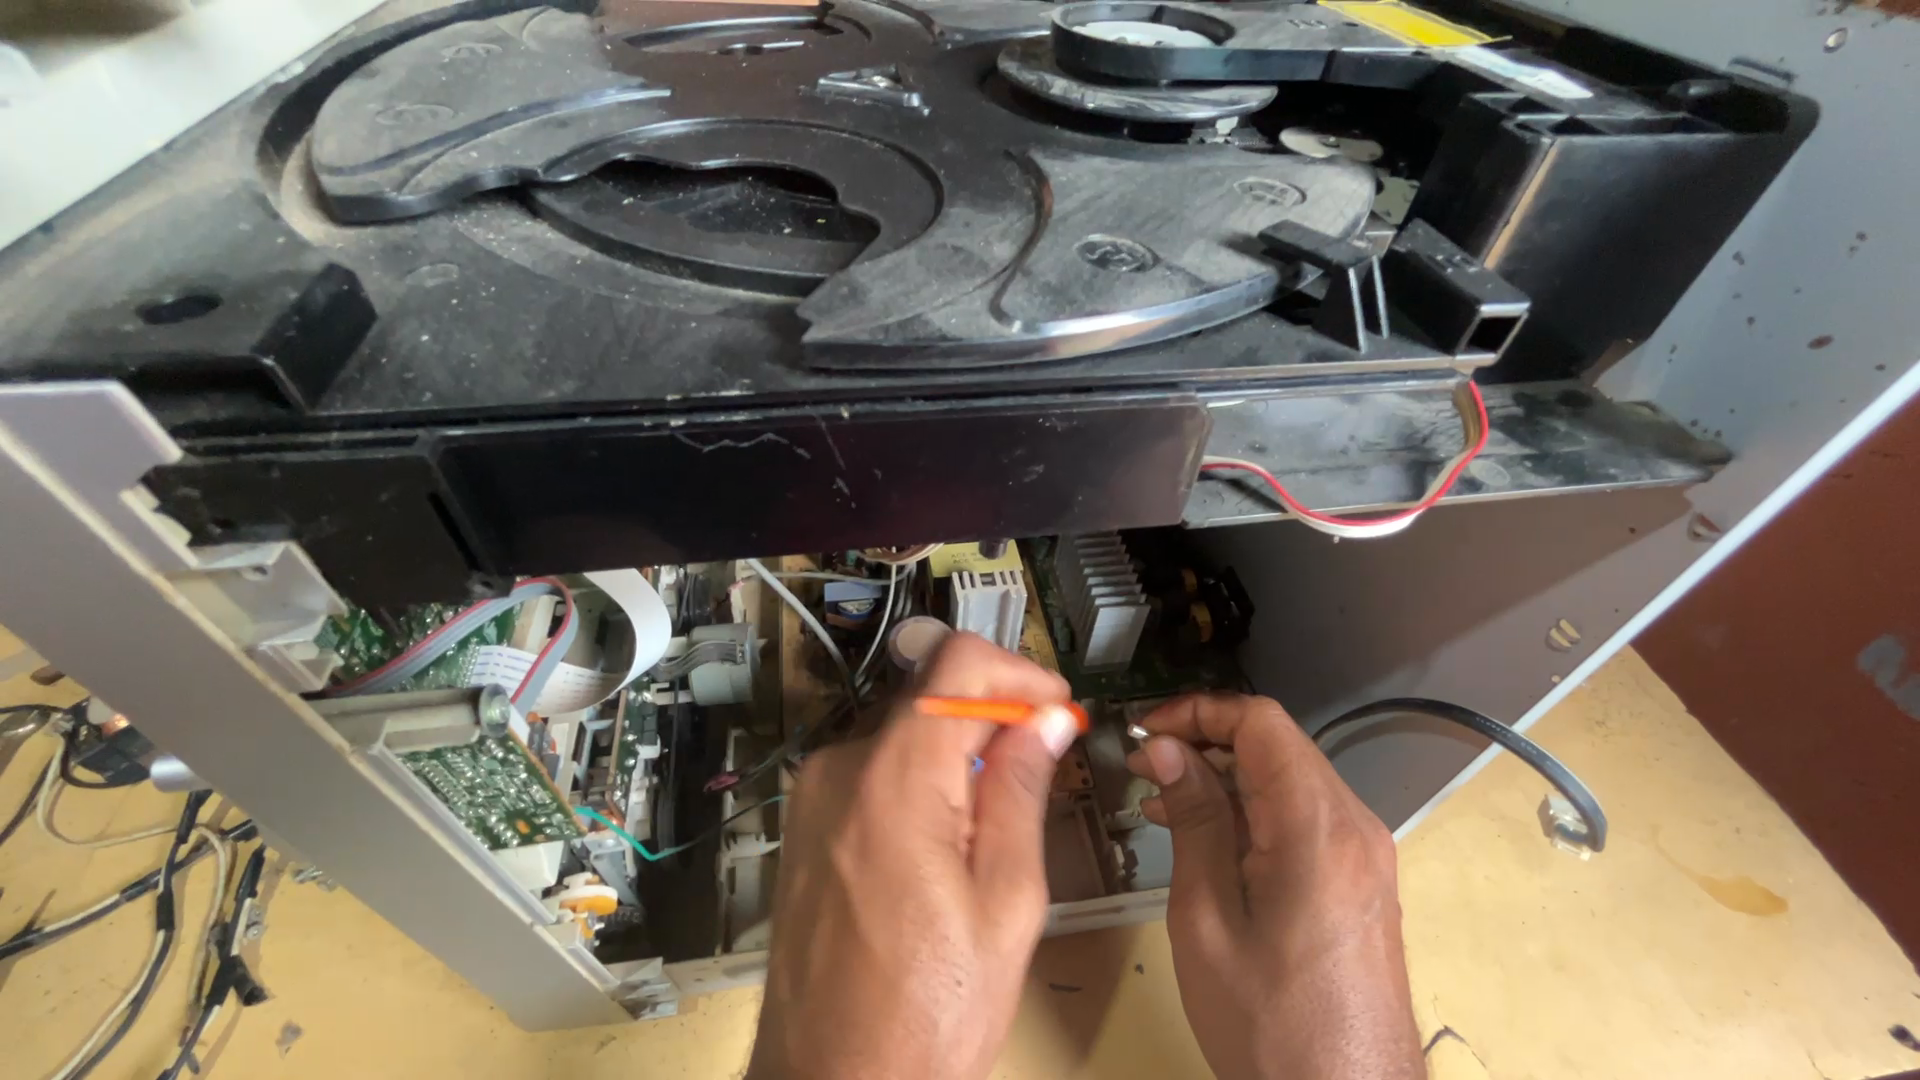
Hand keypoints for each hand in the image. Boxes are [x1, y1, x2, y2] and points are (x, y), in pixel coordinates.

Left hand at [748, 633, 1080, 1079]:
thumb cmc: (930, 1010)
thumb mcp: (1006, 901)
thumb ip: (1022, 791)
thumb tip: (1047, 719)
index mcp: (894, 778)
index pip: (956, 662)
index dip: (1017, 672)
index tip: (1054, 710)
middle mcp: (840, 767)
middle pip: (929, 693)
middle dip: (992, 715)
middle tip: (1039, 765)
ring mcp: (813, 793)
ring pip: (904, 731)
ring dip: (957, 750)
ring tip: (995, 818)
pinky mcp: (805, 821)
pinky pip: (874, 768)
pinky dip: (921, 777)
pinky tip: (947, 837)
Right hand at [1129, 693, 1421, 1079]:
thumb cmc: (1266, 1021)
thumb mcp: (1207, 917)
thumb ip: (1193, 819)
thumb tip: (1167, 748)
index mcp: (1317, 827)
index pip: (1260, 722)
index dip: (1197, 712)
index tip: (1145, 733)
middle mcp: (1353, 826)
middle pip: (1275, 744)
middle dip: (1204, 742)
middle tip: (1144, 770)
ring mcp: (1363, 854)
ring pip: (1286, 778)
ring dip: (1223, 776)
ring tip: (1161, 802)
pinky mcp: (1359, 880)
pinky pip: (1300, 816)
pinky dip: (1250, 810)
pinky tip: (1203, 834)